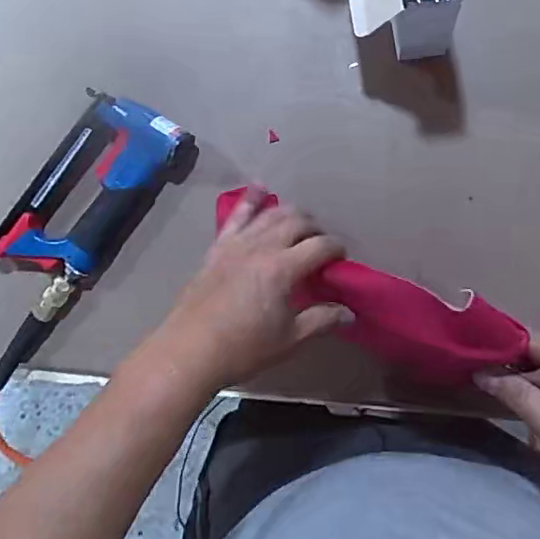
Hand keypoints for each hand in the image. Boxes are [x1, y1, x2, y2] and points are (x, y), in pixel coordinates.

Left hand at [143, 189, 349, 392]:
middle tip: (322, 244)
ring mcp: (237, 243)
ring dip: (291, 212)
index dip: (336, 248)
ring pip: (270, 214)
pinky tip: (260, 188)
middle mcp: (261, 246)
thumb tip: (348, 312)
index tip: (342, 258)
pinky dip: (251, 199)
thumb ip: (321, 320)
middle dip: (316, 228)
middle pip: (297, 222)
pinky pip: (237, 216)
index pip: (320, 246)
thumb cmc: (243, 348)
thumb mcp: (289, 339)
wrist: (190, 350)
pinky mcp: (218, 247)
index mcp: (282, 268)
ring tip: (301, 221)